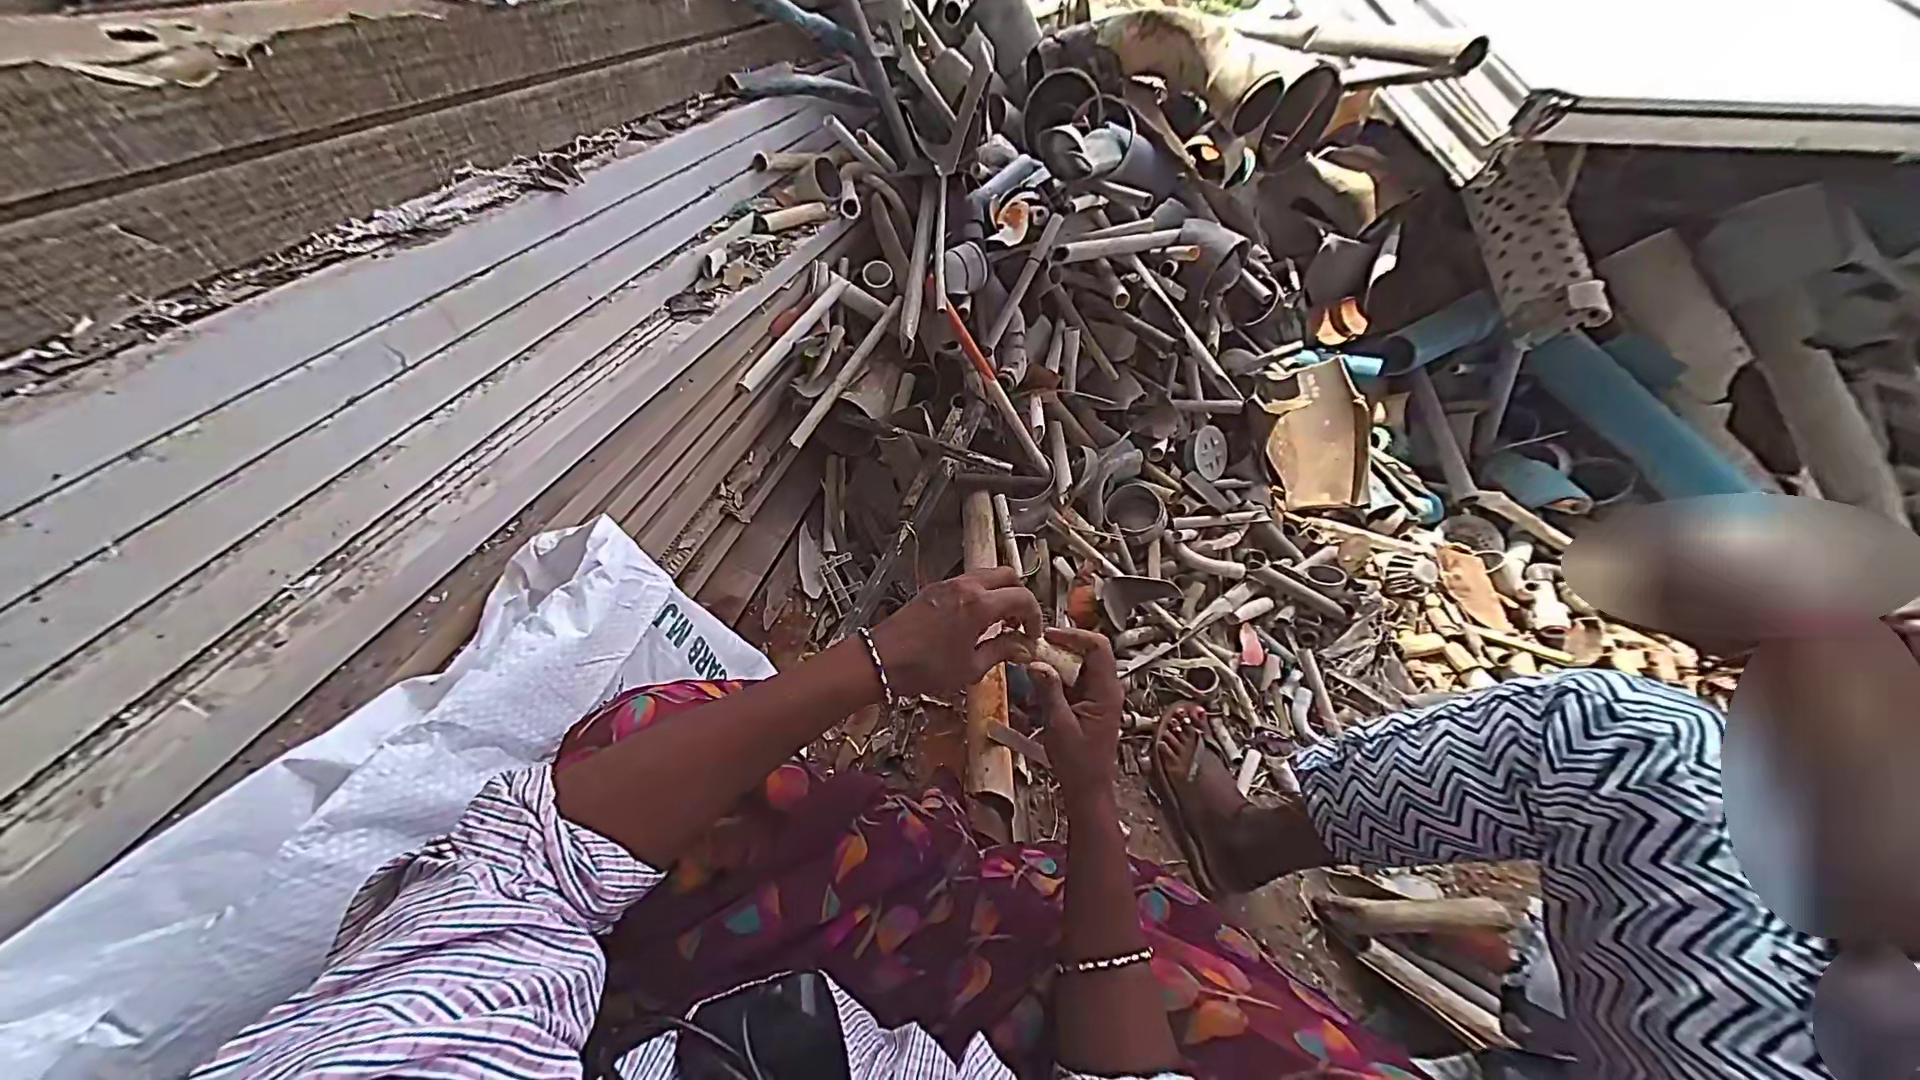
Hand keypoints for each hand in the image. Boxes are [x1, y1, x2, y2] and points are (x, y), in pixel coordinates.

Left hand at [868, 568, 1042, 697]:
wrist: (881, 660)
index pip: (1022, 598)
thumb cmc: (923, 668)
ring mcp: (948, 584)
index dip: (1034, 616)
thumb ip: (1002, 652)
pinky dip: (981, 593)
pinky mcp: (935, 588)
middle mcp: (966, 586)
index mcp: (979, 605)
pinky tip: (976, 620)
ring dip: (1000, 594)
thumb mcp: (970, 667)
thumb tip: (1023, 648)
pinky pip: (968, 582)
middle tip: (1018, 624)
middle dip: (1019, 598)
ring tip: (998, 623)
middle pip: (1008, 576)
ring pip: (987, 575)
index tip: (1031, 634)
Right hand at [1029, 627, 1122, 808]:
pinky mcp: (1089, 703)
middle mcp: (1107, 690)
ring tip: (1034, 668)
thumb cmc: (1078, 764)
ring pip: (1078, 665)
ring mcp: (1099, 696)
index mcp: (1106, 692)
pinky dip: (1056, 679)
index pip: (1098, 647)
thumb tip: (1037, 664)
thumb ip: (1049, 692)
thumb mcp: (1059, 725)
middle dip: (1060, 648)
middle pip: (1088, 652)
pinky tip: (1040, 689)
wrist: (1087, 789)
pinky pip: (1073, 681)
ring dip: (1056, 664)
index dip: (1074, 635)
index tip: (1049, 635)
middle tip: (1035, 649)